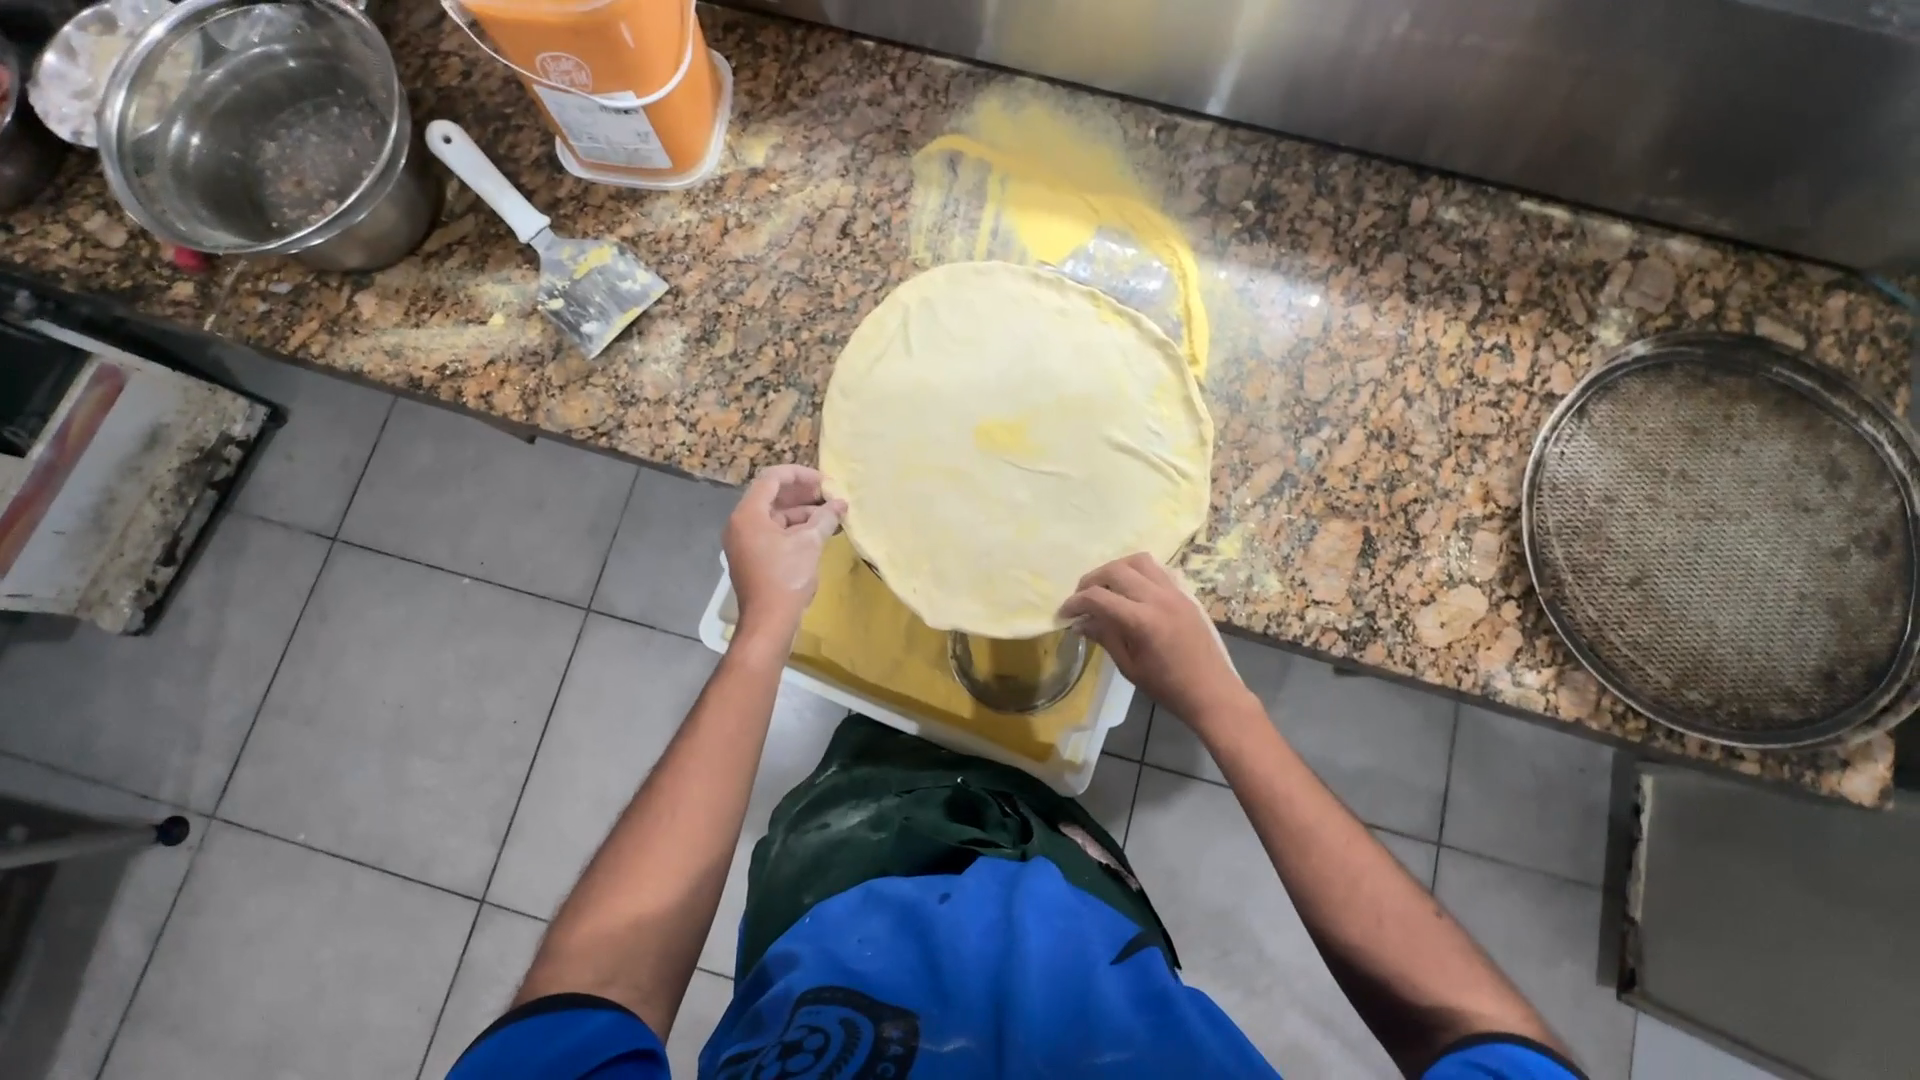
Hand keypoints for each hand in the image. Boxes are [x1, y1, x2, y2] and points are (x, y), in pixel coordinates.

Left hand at [724, 465, 845, 644]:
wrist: (768, 622)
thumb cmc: (786, 578)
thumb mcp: (809, 543)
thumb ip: (825, 518)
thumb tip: (840, 504)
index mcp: (748, 514)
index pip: (772, 478)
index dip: (800, 474)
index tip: (825, 482)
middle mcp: (741, 523)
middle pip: (771, 495)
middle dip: (803, 493)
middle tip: (829, 496)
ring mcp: (744, 541)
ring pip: (773, 515)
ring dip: (801, 512)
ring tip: (830, 515)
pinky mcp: (752, 557)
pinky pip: (772, 532)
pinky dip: (793, 529)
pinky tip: (817, 533)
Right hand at [1059, 553, 1252, 728]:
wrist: (1212, 692)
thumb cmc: (1167, 687)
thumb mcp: (1129, 666)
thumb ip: (1104, 636)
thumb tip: (1080, 622)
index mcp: (1141, 621)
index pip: (1098, 597)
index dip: (1075, 603)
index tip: (1064, 613)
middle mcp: (1158, 598)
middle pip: (1115, 570)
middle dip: (1091, 580)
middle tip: (1081, 598)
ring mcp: (1175, 593)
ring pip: (1139, 561)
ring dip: (1116, 569)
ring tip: (1106, 587)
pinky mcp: (1185, 594)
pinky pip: (1158, 570)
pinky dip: (1139, 572)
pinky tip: (1132, 590)